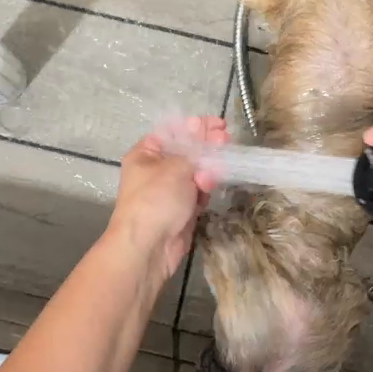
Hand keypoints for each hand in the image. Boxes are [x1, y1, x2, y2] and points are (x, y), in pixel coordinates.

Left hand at [107, 116, 227, 281]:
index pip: (174, 132)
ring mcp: (169, 190)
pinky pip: (198, 191)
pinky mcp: (182, 208)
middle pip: (187, 151)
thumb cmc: (156, 199)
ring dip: (208, 167)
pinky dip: (206, 187)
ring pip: (196, 171)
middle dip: (207, 146)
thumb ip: (195, 149)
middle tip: (226, 140)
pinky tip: (210, 186)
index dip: (196, 126)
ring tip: (220, 165)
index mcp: (146, 153)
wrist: (149, 246)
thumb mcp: (175, 166)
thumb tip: (205, 133)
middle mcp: (156, 170)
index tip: (218, 124)